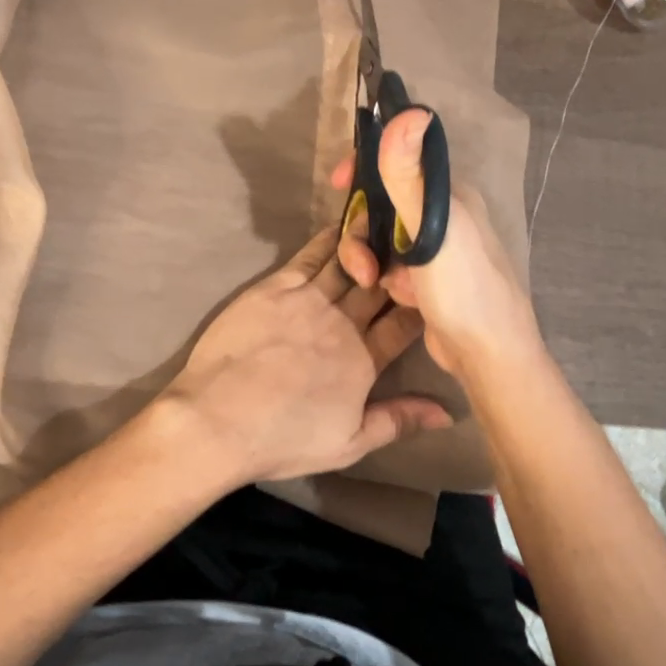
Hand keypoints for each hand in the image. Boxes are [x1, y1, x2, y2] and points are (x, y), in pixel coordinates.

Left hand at [153, 227, 451, 485]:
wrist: (217, 419)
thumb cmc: (282, 439)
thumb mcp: (348, 443)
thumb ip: (398, 421)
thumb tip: (447, 411)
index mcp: (365, 361)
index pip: (405, 324)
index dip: (422, 304)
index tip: (436, 288)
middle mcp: (343, 324)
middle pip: (380, 287)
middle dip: (400, 267)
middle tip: (416, 244)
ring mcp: (308, 301)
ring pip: (349, 264)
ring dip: (370, 245)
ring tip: (389, 222)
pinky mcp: (275, 287)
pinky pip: (311, 256)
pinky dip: (330, 240)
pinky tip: (343, 226)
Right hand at [333, 109, 534, 375]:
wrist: (487, 355)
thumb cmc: (464, 286)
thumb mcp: (433, 225)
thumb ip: (411, 174)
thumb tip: (412, 111)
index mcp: (451, 194)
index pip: (401, 160)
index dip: (366, 165)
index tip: (338, 182)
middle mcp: (444, 215)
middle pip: (383, 202)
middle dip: (362, 227)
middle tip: (359, 258)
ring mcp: (435, 249)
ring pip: (381, 236)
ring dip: (368, 256)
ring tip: (375, 282)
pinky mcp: (426, 280)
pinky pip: (390, 265)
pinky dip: (385, 277)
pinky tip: (397, 296)